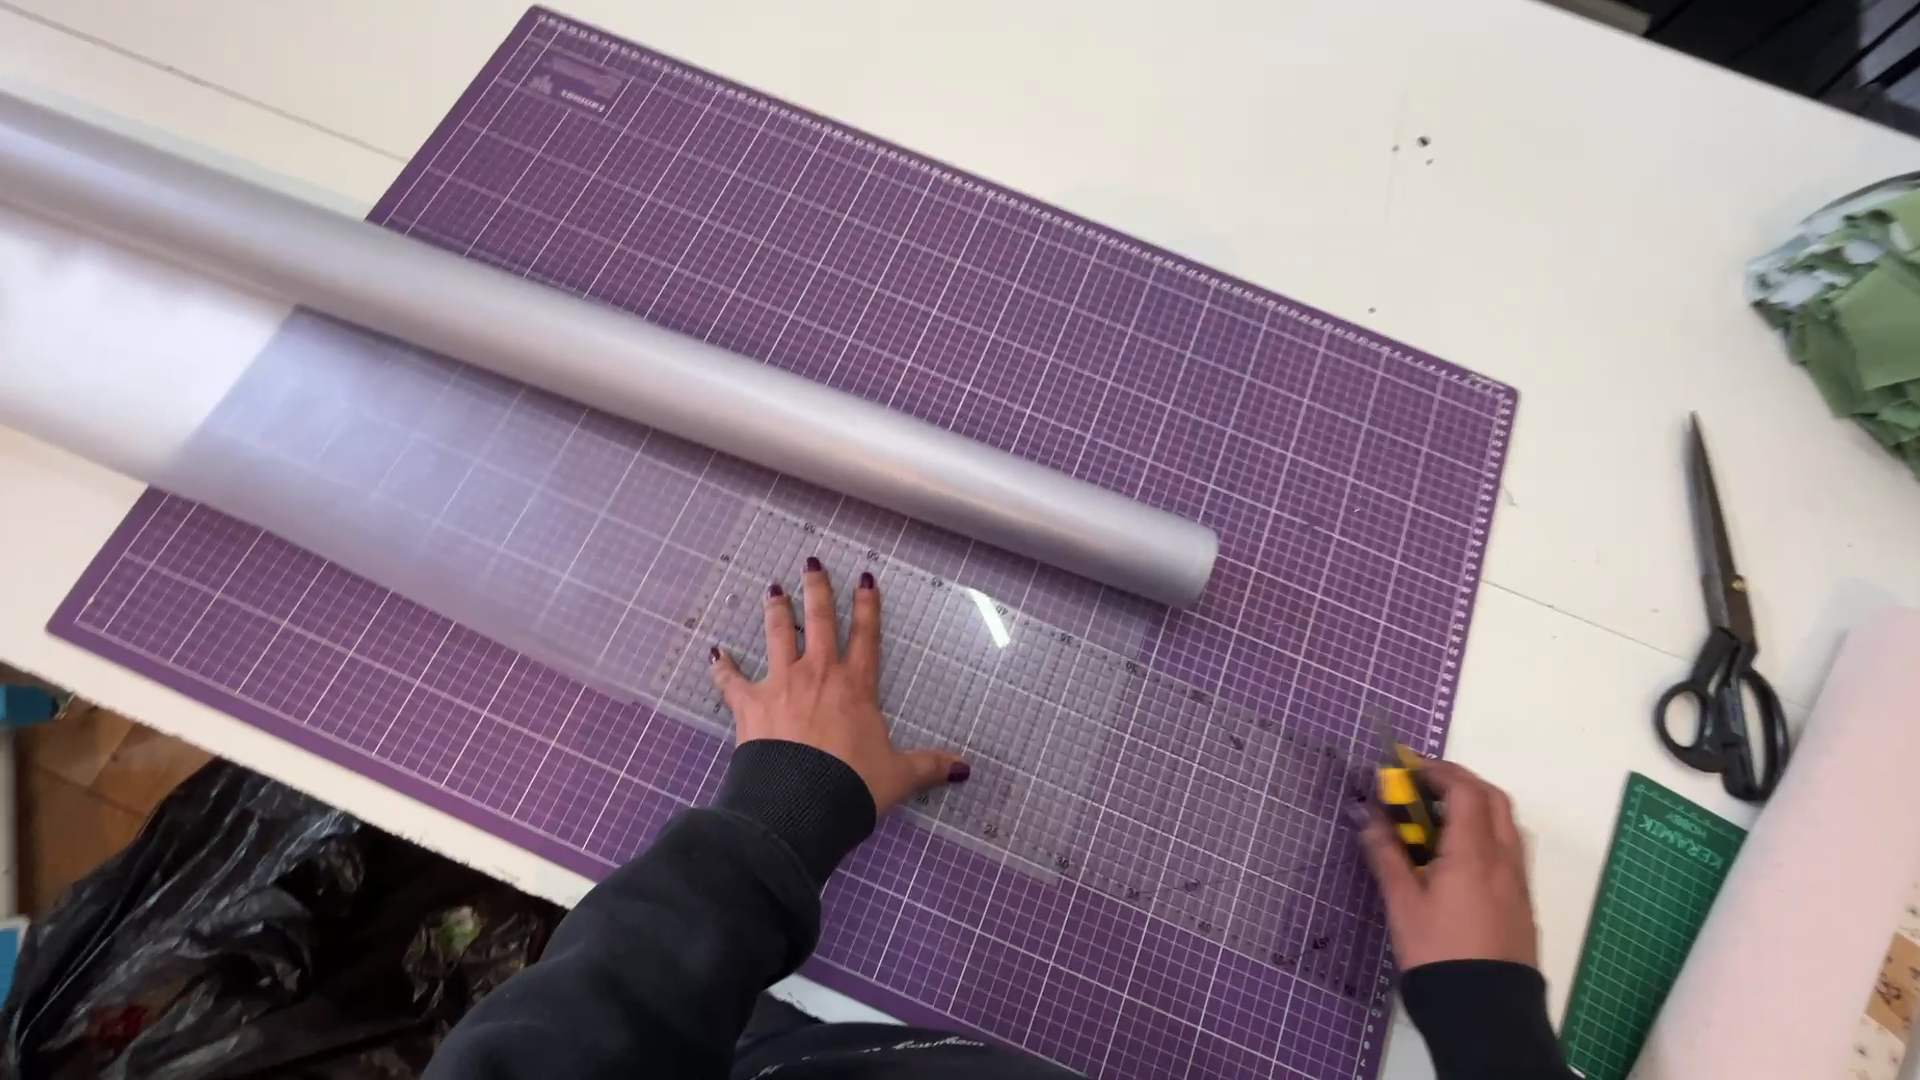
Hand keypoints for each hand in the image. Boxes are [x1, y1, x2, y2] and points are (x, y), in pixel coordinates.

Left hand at [709, 558, 967, 815]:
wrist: (801, 805)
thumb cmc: (852, 786)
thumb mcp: (898, 775)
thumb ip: (929, 766)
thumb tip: (964, 768)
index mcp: (856, 686)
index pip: (866, 636)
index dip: (868, 606)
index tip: (865, 578)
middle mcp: (819, 674)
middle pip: (821, 622)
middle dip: (818, 590)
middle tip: (812, 563)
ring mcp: (782, 684)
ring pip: (779, 636)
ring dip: (777, 611)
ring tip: (773, 589)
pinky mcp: (750, 704)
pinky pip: (732, 681)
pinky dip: (723, 667)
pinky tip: (716, 652)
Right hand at [1353, 761, 1538, 970]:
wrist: (1486, 1016)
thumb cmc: (1438, 954)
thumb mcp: (1401, 902)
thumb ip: (1384, 852)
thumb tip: (1365, 813)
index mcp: (1475, 855)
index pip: (1464, 791)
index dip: (1434, 771)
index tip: (1402, 769)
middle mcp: (1505, 861)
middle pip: (1493, 799)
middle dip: (1457, 781)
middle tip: (1419, 784)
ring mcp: (1517, 883)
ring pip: (1503, 824)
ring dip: (1471, 805)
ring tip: (1430, 817)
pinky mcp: (1520, 903)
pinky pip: (1505, 849)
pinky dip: (1479, 832)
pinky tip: (1449, 854)